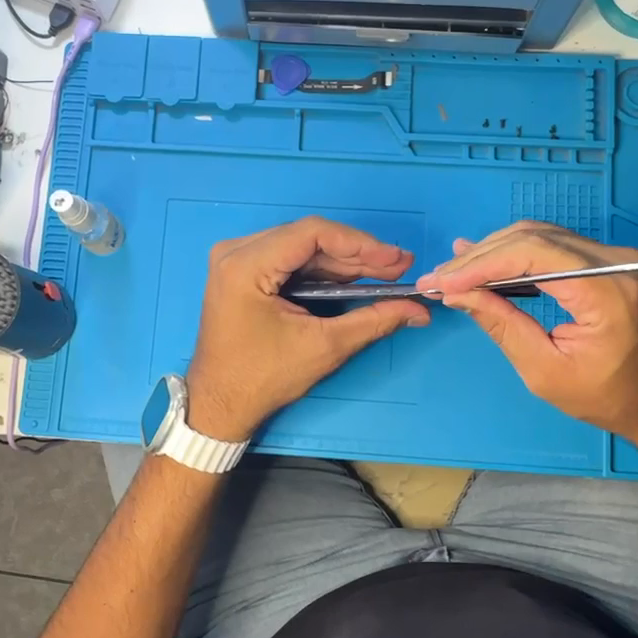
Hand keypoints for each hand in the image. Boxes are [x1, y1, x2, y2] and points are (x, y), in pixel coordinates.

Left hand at [186, 217, 429, 441]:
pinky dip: (322, 271)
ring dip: (343, 262)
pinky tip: (356, 279)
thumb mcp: (323, 347)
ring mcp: (235, 260)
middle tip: (400, 267)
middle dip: (356, 254)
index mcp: (245, 264)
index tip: (396, 259)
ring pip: (302, 248)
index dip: (360, 243)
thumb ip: (373, 321)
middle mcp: (235, 252)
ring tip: (386, 273)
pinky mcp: (242, 273)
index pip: (312, 233)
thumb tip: (419, 310)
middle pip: (308, 238)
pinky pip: (289, 261)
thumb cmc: (262, 378)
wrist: (219, 404)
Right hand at [416, 221, 637, 461]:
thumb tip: (458, 294)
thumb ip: (502, 324)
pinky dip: (516, 255)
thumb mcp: (545, 371)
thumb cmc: (608, 397)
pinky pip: (554, 246)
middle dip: (480, 256)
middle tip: (438, 278)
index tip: (442, 282)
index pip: (533, 254)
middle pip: (534, 238)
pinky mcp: (610, 260)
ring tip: (453, 272)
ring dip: (494, 252)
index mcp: (606, 291)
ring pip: (541, 236)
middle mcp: (616, 260)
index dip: (481, 264)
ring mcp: (617, 256)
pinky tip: (484, 263)